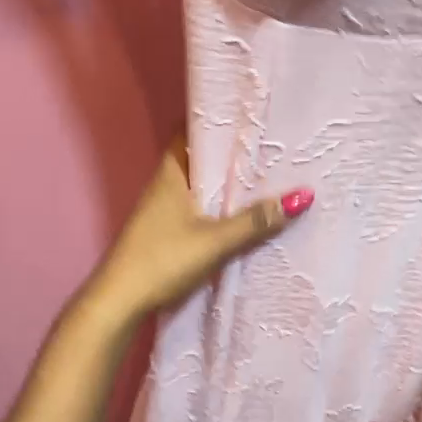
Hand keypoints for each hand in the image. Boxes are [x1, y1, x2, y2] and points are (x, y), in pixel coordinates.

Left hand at [85, 139, 313, 319]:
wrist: (118, 303)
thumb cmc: (162, 260)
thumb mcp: (215, 241)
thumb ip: (256, 221)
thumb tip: (303, 195)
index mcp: (172, 173)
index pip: (192, 131)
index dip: (218, 121)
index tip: (250, 118)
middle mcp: (165, 184)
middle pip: (201, 159)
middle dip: (231, 155)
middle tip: (269, 147)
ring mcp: (162, 210)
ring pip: (200, 186)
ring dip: (226, 183)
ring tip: (264, 177)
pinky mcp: (164, 233)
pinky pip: (198, 208)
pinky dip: (218, 206)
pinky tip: (240, 215)